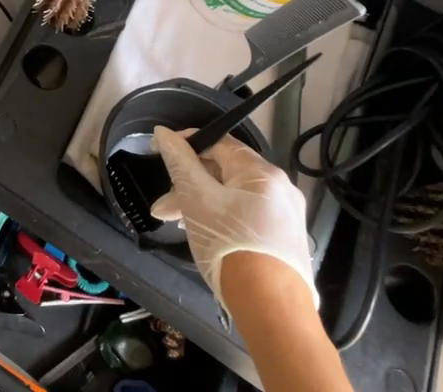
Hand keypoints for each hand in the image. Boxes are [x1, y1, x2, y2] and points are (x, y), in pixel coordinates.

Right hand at [149, 128, 317, 310]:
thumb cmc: (228, 245)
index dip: (183, 144)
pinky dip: (221, 218)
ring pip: (233, 196)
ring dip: (200, 203)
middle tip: (163, 207)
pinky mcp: (285, 240)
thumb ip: (179, 161)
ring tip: (177, 223)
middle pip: (224, 172)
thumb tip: (164, 133)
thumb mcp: (196, 198)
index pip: (217, 142)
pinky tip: (204, 234)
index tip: (156, 155)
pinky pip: (246, 216)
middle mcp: (281, 188)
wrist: (272, 309)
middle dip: (188, 184)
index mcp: (262, 172)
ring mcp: (286, 216)